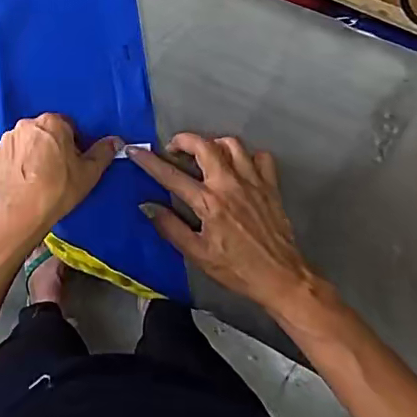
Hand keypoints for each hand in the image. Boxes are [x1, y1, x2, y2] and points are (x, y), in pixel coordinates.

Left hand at [0, 114, 119, 255]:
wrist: (23, 213)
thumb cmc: (56, 190)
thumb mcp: (89, 172)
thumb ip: (103, 152)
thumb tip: (114, 141)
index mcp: (53, 122)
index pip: (69, 125)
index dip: (75, 143)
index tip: (75, 159)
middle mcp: (29, 125)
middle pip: (48, 131)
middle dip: (54, 145)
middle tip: (60, 169)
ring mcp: (10, 139)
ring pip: (29, 140)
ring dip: (36, 151)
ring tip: (42, 176)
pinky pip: (14, 152)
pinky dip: (20, 161)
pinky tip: (27, 178)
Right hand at [130, 133, 322, 316]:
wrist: (280, 276)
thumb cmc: (236, 269)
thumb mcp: (197, 254)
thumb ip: (171, 228)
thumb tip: (147, 206)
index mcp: (209, 203)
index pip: (172, 176)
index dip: (150, 161)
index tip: (136, 151)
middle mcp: (230, 184)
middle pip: (204, 146)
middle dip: (184, 140)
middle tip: (174, 149)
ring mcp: (253, 181)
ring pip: (232, 144)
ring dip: (214, 144)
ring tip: (206, 155)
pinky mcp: (271, 185)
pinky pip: (260, 157)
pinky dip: (248, 156)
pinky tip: (240, 166)